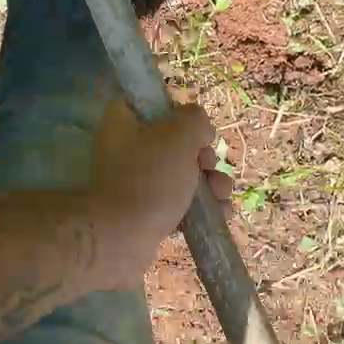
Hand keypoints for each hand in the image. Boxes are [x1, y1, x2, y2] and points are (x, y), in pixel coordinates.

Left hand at [84, 100, 233, 286]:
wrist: (121, 239)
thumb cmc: (149, 178)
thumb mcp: (178, 137)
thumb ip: (194, 120)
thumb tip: (200, 126)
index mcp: (122, 120)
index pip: (153, 103)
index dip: (180, 113)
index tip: (197, 128)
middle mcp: (125, 147)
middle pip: (174, 140)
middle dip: (203, 155)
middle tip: (208, 166)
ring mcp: (134, 180)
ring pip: (181, 172)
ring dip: (208, 182)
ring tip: (221, 196)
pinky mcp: (145, 209)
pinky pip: (179, 200)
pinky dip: (200, 206)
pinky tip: (221, 214)